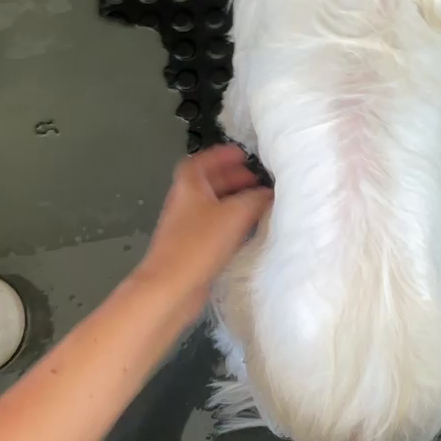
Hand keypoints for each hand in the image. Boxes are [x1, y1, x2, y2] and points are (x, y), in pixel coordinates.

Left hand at [132, 145, 272, 317]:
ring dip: (235, 200)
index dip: (222, 154)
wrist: (172, 287)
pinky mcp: (193, 248)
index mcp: (189, 185)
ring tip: (260, 202)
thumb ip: (256, 199)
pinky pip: (216, 226)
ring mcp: (187, 226)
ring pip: (214, 205)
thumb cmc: (199, 243)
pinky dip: (233, 221)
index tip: (242, 154)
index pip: (202, 160)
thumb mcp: (235, 214)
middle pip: (209, 182)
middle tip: (257, 179)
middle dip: (233, 178)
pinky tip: (250, 229)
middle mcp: (185, 202)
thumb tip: (269, 193)